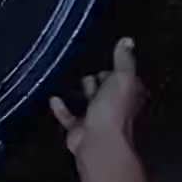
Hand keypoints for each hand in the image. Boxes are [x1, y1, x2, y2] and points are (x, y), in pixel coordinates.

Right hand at [49, 37, 145, 155]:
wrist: (98, 140)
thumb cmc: (113, 110)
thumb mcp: (122, 79)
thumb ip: (123, 60)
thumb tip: (128, 40)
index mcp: (127, 96)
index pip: (125, 80)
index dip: (119, 71)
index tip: (110, 60)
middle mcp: (114, 108)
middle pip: (107, 92)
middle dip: (101, 82)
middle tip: (92, 69)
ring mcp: (96, 119)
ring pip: (89, 103)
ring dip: (82, 93)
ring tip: (71, 79)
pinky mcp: (79, 128)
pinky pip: (68, 115)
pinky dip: (61, 108)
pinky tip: (53, 98)